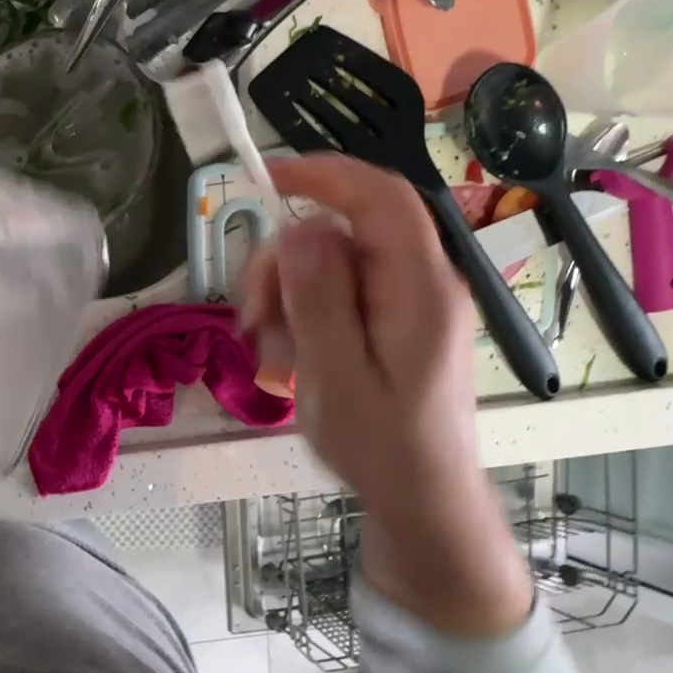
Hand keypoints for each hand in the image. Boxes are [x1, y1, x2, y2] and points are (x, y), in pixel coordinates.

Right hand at [241, 153, 529, 633]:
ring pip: (331, 265)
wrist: (421, 496)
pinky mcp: (394, 323)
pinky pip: (338, 295)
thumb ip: (320, 300)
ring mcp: (408, 303)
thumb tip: (303, 230)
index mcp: (418, 289)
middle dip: (283, 264)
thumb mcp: (336, 375)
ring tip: (271, 353)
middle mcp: (420, 283)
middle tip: (251, 318)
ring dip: (286, 298)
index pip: (380, 199)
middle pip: (342, 234)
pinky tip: (289, 358)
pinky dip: (302, 317)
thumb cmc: (378, 445)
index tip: (265, 178)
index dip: (324, 175)